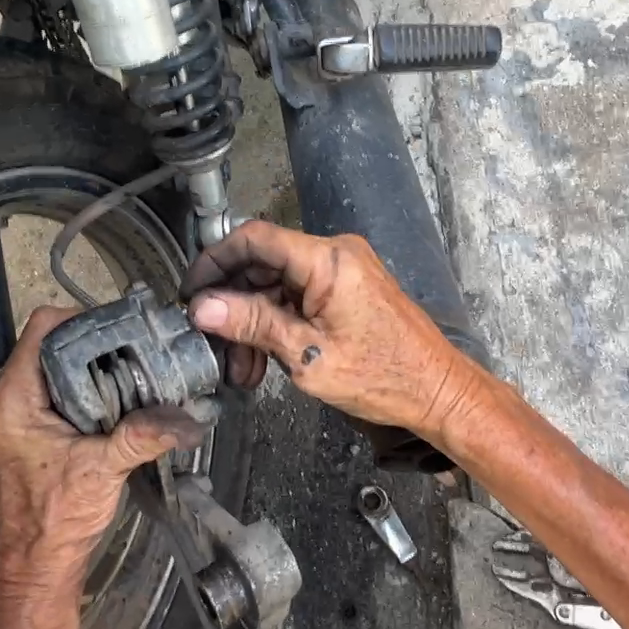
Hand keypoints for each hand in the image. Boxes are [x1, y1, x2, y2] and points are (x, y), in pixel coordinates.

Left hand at [0, 306, 203, 604]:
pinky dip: (88, 385)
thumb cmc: (54, 523)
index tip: (120, 329)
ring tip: (132, 365)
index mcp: (13, 400)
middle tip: (134, 345)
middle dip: (93, 340)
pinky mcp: (33, 428)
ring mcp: (20, 414)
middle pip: (50, 342)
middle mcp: (8, 400)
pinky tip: (120, 395)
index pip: (41, 329)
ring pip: (56, 364)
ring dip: (92, 364)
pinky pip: (60, 388)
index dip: (82, 319)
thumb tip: (188, 417)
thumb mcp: (103, 471)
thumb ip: (142, 436)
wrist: (39, 567)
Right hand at [183, 220, 481, 438]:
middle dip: (232, 303)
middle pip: (262, 262)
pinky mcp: (344, 289)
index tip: (191, 292)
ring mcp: (341, 271)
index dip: (215, 261)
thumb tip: (203, 307)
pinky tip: (264, 361)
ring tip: (242, 368)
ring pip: (276, 284)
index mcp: (328, 260)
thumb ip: (253, 325)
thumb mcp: (307, 355)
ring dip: (252, 322)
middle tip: (213, 342)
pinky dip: (276, 324)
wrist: (437, 391)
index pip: (254, 238)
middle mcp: (335, 254)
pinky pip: (296, 296)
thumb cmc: (385, 376)